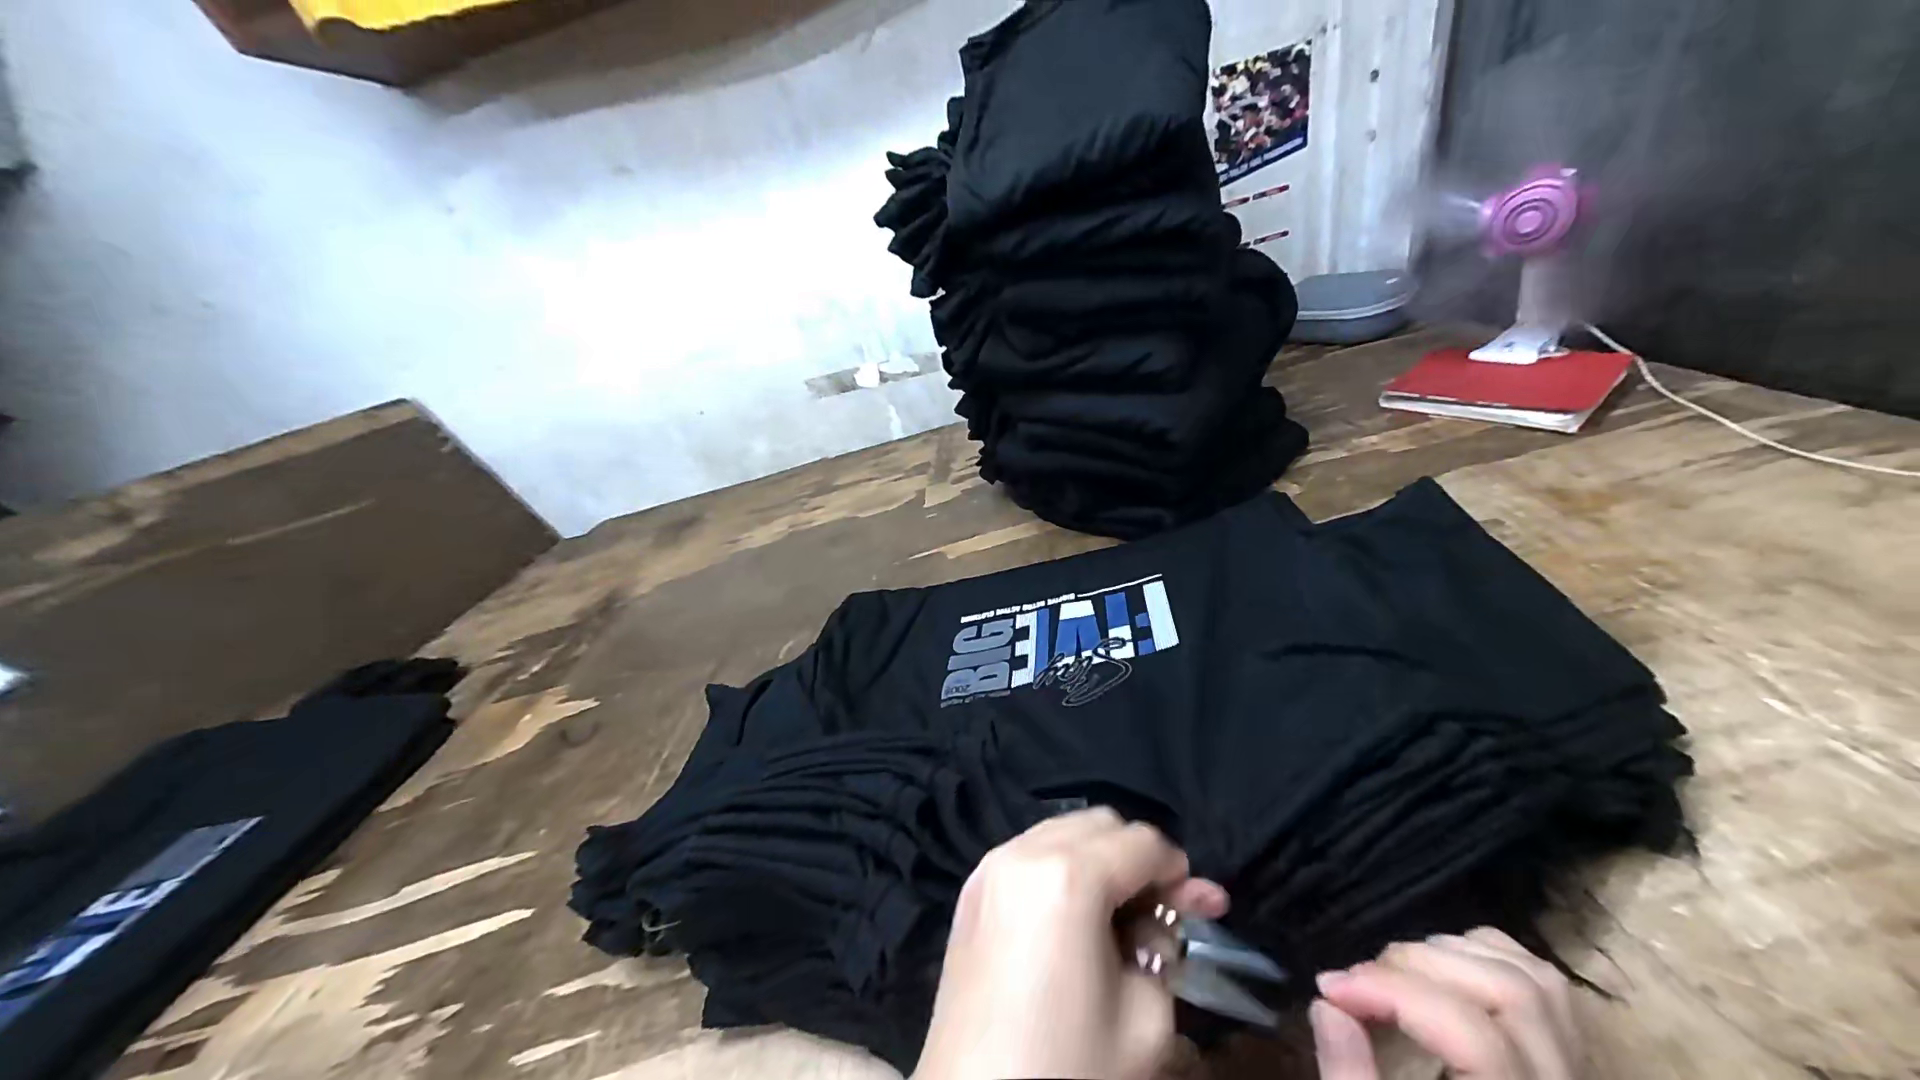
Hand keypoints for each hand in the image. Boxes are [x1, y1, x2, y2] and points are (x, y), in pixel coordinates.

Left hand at [913, 809, 1228, 1079]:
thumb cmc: (1068, 1071)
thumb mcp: (1145, 1019)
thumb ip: (1164, 946)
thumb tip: (1166, 915)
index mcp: (1068, 876)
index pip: (1142, 842)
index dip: (1179, 872)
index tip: (1199, 908)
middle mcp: (1023, 852)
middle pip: (1100, 823)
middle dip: (1139, 857)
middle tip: (1163, 911)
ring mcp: (989, 867)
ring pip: (1063, 830)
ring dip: (1100, 858)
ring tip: (1122, 915)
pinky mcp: (971, 889)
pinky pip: (1030, 852)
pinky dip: (1062, 866)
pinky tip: (1076, 916)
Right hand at [1311, 928, 1580, 1079]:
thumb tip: (1327, 1004)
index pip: (1473, 1036)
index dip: (1392, 992)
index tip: (1328, 987)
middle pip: (1509, 993)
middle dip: (1416, 966)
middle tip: (1357, 982)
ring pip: (1535, 980)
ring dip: (1451, 954)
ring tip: (1395, 972)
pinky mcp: (1575, 1067)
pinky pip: (1547, 985)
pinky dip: (1488, 955)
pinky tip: (1444, 968)